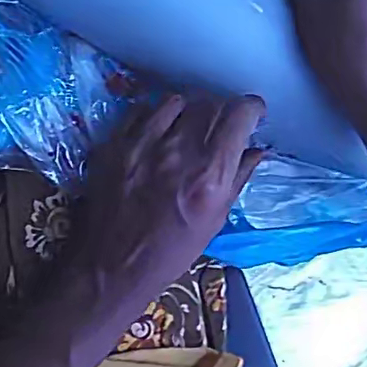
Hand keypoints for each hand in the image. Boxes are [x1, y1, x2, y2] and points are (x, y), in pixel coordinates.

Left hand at [71, 94, 265, 305]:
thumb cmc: (170, 252)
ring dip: (190, 109)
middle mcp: (179, 151)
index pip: (239, 114)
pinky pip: (142, 110)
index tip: (253, 114)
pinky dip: (157, 116)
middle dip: (222, 110)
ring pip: (176, 100)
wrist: (112, 266)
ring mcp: (143, 144)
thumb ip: (237, 178)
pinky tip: (159, 133)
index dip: (252, 108)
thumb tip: (255, 149)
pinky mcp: (115, 144)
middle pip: (210, 102)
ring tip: (189, 127)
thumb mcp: (215, 220)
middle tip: (221, 125)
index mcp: (210, 174)